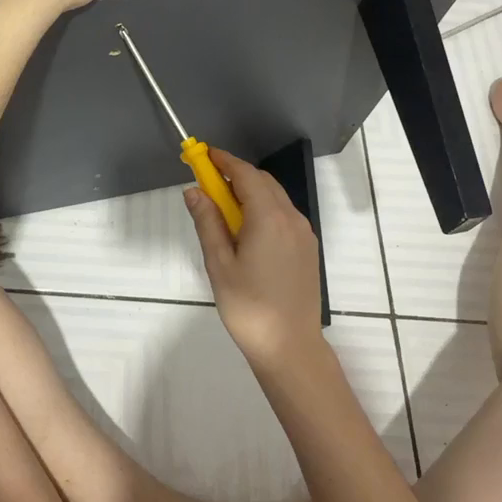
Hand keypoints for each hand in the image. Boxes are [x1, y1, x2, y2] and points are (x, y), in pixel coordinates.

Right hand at [183, 148, 323, 366]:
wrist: (290, 346)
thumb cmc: (248, 306)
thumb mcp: (219, 263)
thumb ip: (207, 222)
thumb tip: (194, 191)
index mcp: (268, 218)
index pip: (245, 175)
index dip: (224, 161)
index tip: (203, 155)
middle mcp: (291, 218)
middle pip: (263, 182)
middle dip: (235, 175)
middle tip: (207, 183)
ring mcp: (303, 234)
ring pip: (275, 198)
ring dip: (250, 192)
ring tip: (222, 208)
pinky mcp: (307, 249)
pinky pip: (283, 216)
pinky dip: (263, 209)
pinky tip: (245, 230)